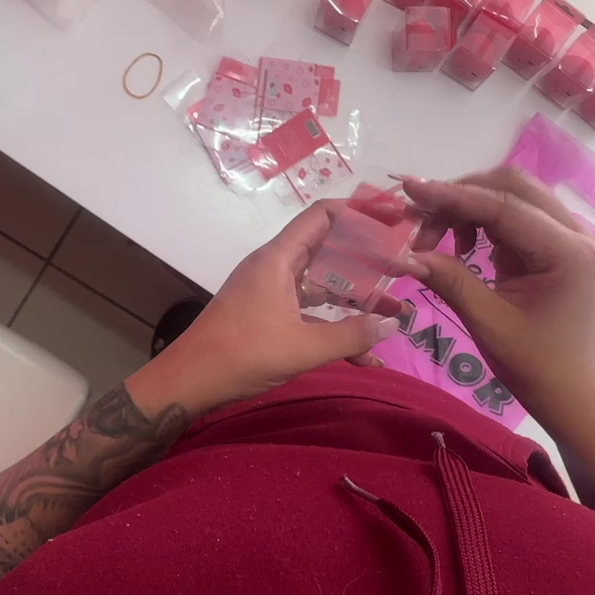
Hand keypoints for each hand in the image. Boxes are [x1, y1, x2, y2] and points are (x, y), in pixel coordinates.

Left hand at [127, 199, 399, 417]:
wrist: (188, 382)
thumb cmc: (242, 355)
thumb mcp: (303, 347)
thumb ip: (351, 335)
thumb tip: (392, 324)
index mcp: (279, 259)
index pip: (323, 215)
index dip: (359, 212)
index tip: (394, 219)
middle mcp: (276, 267)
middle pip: (329, 250)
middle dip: (369, 261)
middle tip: (406, 269)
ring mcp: (271, 293)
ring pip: (323, 286)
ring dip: (356, 300)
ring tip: (397, 313)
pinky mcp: (268, 317)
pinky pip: (309, 314)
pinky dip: (334, 327)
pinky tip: (366, 355)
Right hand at [399, 169, 594, 427]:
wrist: (567, 388)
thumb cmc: (533, 363)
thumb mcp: (487, 323)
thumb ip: (450, 281)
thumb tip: (403, 255)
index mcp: (566, 252)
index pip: (504, 206)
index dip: (454, 196)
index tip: (410, 189)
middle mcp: (572, 232)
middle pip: (510, 186)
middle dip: (459, 195)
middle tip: (418, 219)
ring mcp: (564, 234)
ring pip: (509, 195)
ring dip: (466, 206)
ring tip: (433, 238)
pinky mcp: (550, 242)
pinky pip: (510, 214)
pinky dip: (478, 219)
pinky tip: (459, 245)